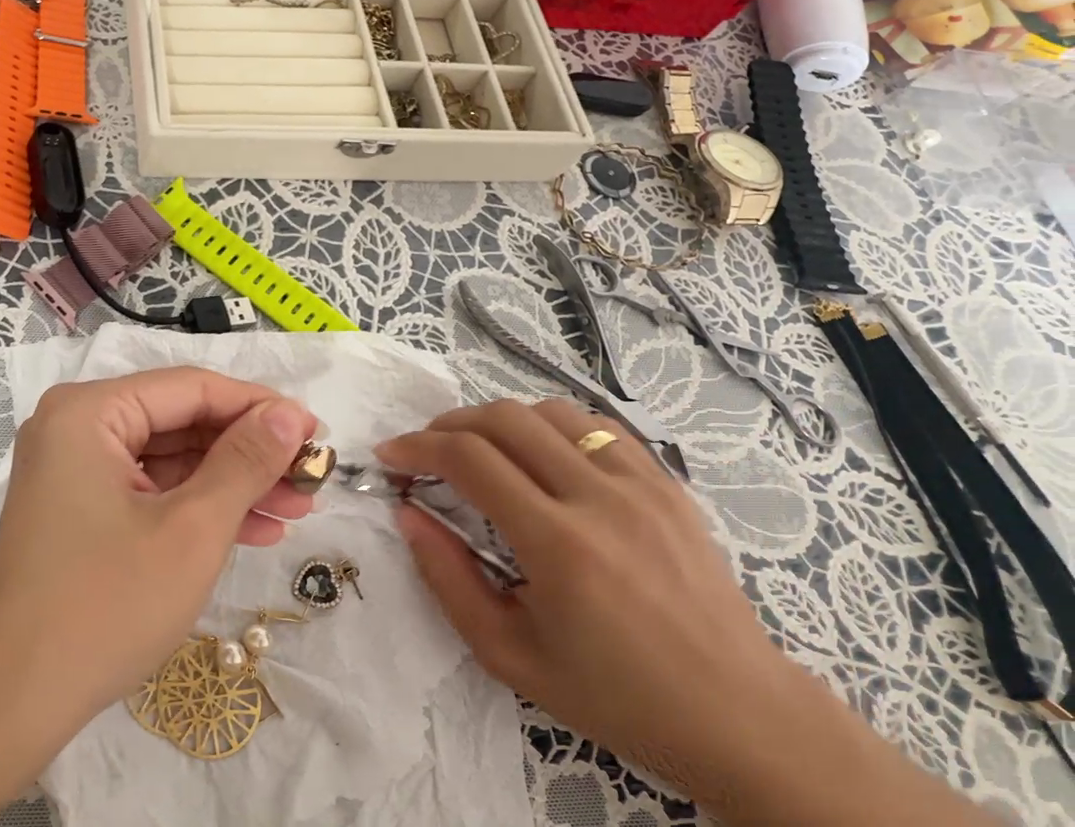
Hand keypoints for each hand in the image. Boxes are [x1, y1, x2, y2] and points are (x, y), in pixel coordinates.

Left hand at [0, 367, 315, 748]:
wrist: (18, 696)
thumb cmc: (108, 604)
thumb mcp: (191, 529)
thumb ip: (244, 462)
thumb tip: (289, 415)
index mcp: (87, 413)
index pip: (189, 389)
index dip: (258, 407)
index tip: (317, 433)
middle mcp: (72, 428)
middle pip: (178, 422)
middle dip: (248, 452)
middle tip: (312, 477)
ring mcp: (70, 472)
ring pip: (168, 460)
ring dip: (231, 484)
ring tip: (297, 508)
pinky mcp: (76, 510)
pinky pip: (147, 492)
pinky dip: (196, 508)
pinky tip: (252, 530)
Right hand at [379, 400, 993, 825]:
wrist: (735, 714)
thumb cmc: (612, 695)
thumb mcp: (507, 653)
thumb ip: (447, 577)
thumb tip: (407, 514)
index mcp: (559, 545)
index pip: (469, 459)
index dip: (417, 447)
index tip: (390, 456)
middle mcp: (601, 499)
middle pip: (506, 419)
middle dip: (449, 423)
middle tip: (424, 449)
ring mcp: (644, 485)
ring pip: (553, 411)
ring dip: (501, 419)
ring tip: (479, 448)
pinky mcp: (669, 486)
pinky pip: (600, 428)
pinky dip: (554, 427)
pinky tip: (541, 455)